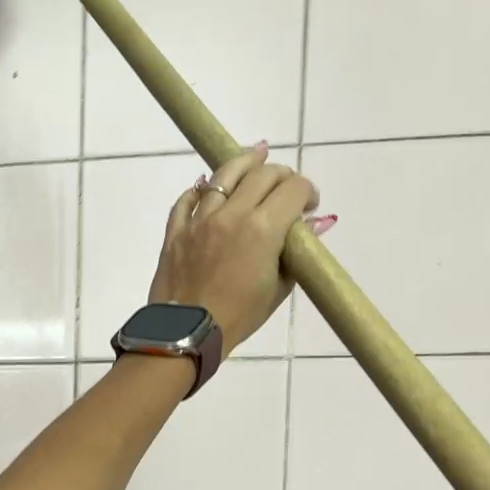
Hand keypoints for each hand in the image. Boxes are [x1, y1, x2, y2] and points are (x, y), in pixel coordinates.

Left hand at [147, 142, 327, 356]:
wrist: (185, 334)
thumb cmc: (238, 316)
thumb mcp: (279, 286)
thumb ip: (296, 249)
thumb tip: (314, 223)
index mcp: (263, 228)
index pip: (294, 188)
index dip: (308, 192)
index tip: (308, 206)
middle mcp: (231, 215)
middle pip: (262, 174)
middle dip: (281, 176)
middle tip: (285, 189)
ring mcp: (198, 221)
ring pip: (222, 176)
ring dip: (244, 164)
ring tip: (256, 156)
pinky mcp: (174, 232)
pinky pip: (187, 200)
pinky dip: (200, 190)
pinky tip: (208, 188)